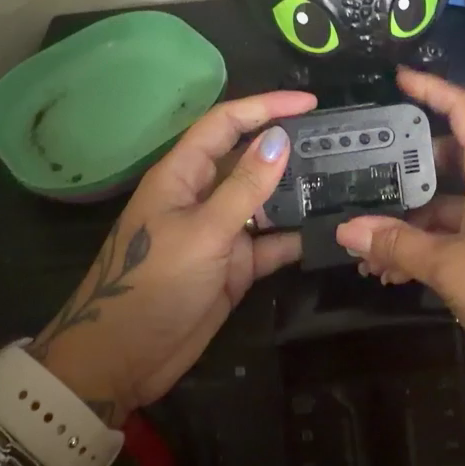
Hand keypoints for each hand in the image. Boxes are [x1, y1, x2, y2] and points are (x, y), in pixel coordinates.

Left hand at [27, 89, 315, 423]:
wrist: (120, 363)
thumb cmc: (151, 286)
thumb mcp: (203, 232)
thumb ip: (245, 187)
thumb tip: (281, 137)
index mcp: (183, 175)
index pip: (226, 124)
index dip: (266, 106)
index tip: (310, 102)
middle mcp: (203, 195)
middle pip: (250, 158)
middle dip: (289, 147)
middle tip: (338, 140)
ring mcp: (220, 232)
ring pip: (266, 200)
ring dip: (299, 192)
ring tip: (345, 180)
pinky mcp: (234, 266)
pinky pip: (272, 243)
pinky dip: (297, 237)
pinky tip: (329, 230)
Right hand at [335, 69, 464, 392]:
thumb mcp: (450, 267)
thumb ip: (398, 245)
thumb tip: (347, 231)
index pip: (464, 109)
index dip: (431, 88)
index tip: (397, 77)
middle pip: (450, 158)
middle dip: (406, 170)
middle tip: (362, 179)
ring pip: (452, 202)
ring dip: (413, 221)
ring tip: (368, 249)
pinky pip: (463, 230)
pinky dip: (432, 243)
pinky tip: (396, 271)